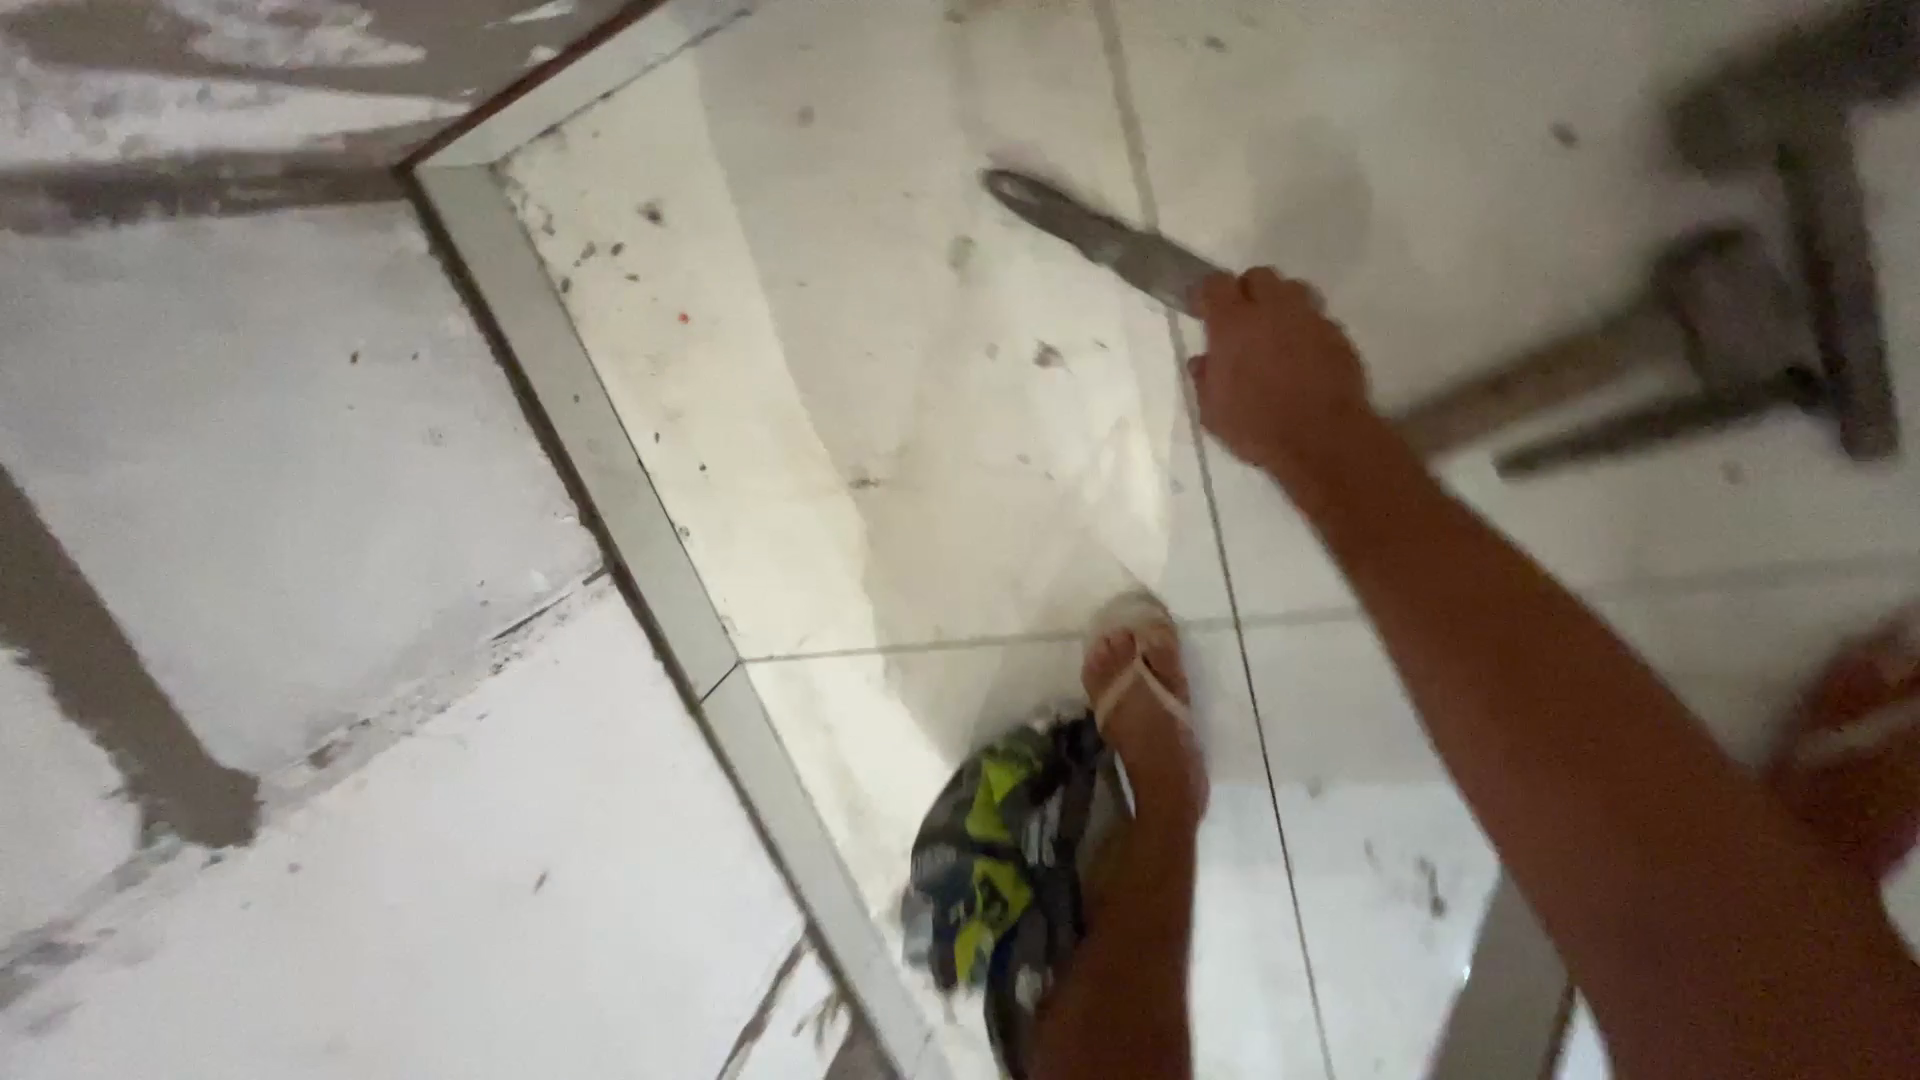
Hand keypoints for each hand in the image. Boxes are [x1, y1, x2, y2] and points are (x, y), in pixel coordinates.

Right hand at [1188, 268, 1376, 475]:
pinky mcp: (1337, 335)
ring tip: (1273, 333)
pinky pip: (1317, 319)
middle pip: (1259, 276)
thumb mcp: (1212, 412)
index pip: (1215, 284)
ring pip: (1293, 290)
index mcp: (1233, 325)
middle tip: (1240, 320)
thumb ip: (1204, 380)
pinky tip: (1301, 357)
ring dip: (1279, 304)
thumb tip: (1203, 361)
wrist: (1322, 439)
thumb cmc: (1256, 427)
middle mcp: (1273, 310)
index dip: (1206, 293)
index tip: (1202, 310)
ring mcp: (1310, 319)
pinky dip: (1304, 330)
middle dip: (1246, 291)